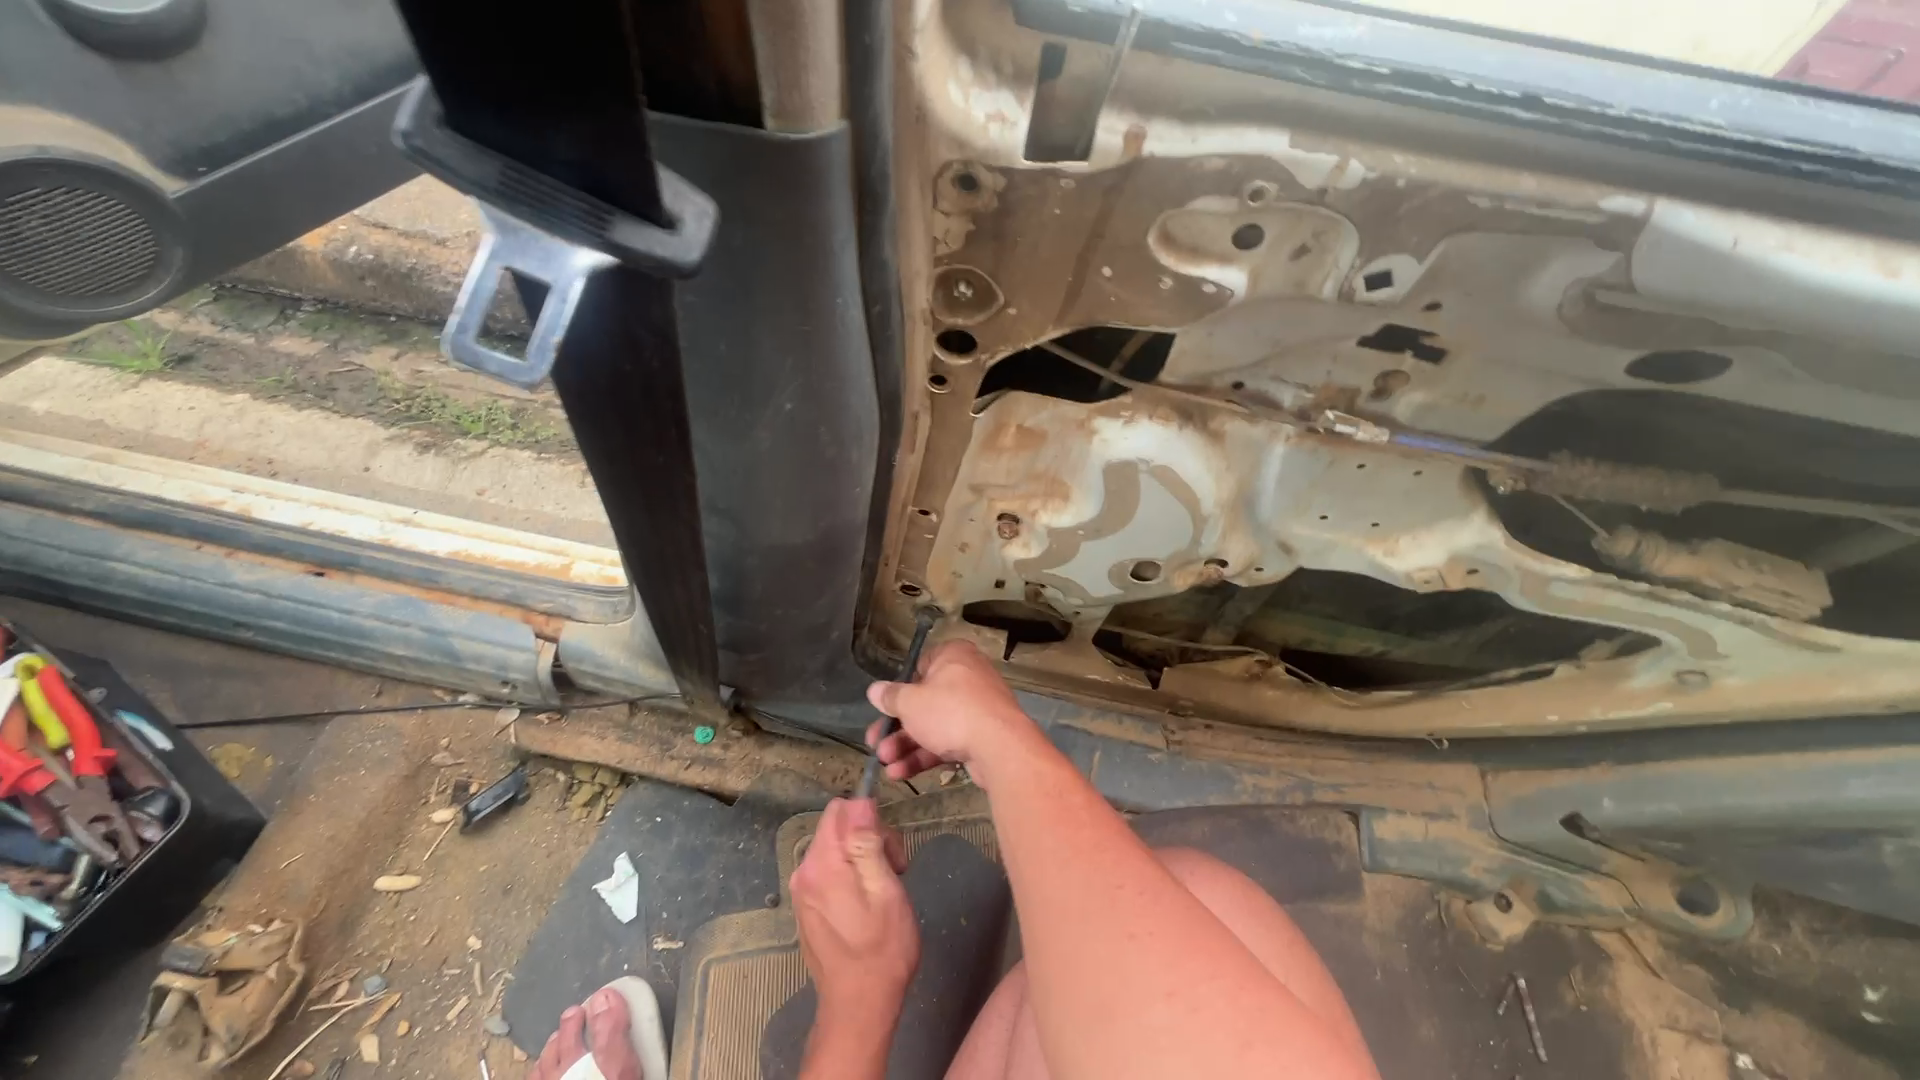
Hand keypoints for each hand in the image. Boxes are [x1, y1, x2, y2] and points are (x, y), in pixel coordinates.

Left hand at [790, 798, 918, 1022]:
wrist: (858, 1006)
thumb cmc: (882, 949)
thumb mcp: (885, 890)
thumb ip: (869, 843)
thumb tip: (861, 802)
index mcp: (822, 864)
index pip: (840, 809)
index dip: (870, 818)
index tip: (890, 849)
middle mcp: (804, 872)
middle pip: (839, 828)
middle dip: (870, 839)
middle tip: (895, 872)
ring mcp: (802, 891)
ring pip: (837, 849)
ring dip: (864, 859)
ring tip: (884, 891)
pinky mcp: (807, 907)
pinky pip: (830, 871)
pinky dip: (852, 876)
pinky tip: (868, 904)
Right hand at [865, 640, 1038, 785]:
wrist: (999, 746)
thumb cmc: (950, 711)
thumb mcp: (910, 702)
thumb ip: (891, 697)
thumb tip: (874, 690)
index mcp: (953, 656)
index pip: (921, 665)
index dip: (902, 687)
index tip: (886, 706)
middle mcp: (967, 677)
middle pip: (924, 702)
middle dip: (897, 727)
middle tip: (876, 743)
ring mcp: (976, 709)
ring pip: (934, 726)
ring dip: (906, 746)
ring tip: (885, 763)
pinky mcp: (981, 736)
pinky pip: (948, 742)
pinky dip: (925, 755)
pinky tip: (900, 773)